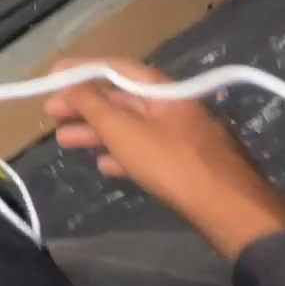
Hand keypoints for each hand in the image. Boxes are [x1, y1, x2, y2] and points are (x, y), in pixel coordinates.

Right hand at [45, 58, 284, 258]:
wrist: (233, 216)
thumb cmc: (171, 162)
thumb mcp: (120, 128)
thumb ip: (88, 101)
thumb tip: (68, 85)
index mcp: (167, 95)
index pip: (117, 69)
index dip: (80, 69)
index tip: (51, 77)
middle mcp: (178, 112)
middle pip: (120, 100)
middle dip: (82, 106)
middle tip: (51, 114)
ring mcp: (186, 140)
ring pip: (130, 128)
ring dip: (95, 132)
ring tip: (65, 142)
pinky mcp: (189, 166)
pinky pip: (147, 151)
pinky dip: (121, 154)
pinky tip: (105, 165)